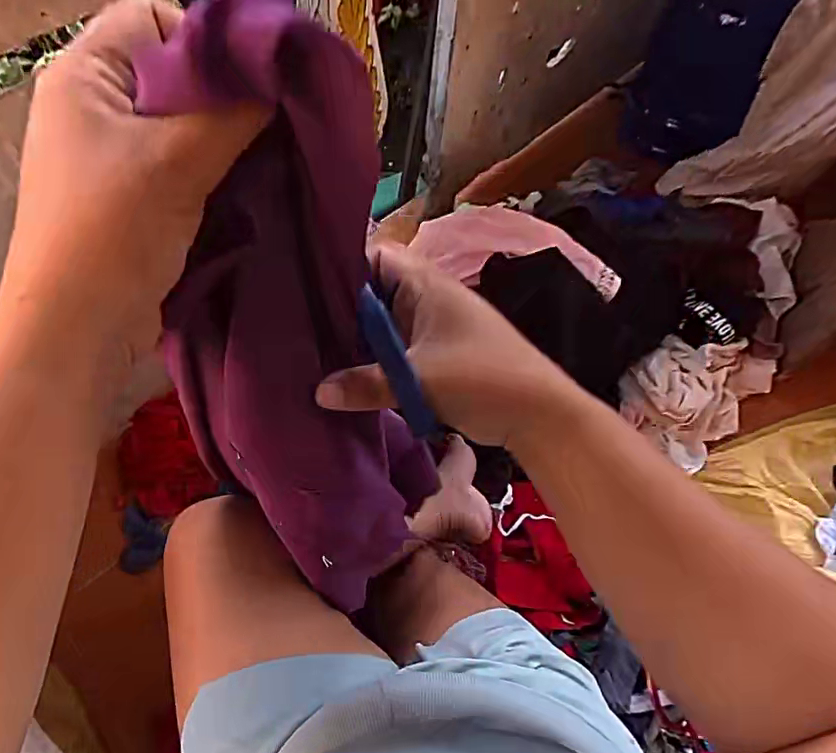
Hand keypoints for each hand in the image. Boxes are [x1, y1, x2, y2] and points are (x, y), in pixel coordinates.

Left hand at [0, 0, 268, 407]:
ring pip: (187, 134)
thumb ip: (228, 116)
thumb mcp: (173, 163)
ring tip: (271, 170)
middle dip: (229, 104)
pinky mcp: (138, 207)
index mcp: (85, 74)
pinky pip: (186, 176)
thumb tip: (279, 83)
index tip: (261, 86)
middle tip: (278, 132)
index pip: (154, 19)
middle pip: (176, 81)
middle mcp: (98, 109)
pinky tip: (249, 200)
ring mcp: (117, 162)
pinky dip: (218, 184)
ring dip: (228, 151)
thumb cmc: (111, 234)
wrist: (82, 328)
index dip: (209, 44)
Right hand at [315, 243, 585, 446]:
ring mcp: (437, 330)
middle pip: (375, 294)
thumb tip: (319, 392)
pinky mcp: (442, 359)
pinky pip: (401, 354)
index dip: (336, 265)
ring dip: (361, 343)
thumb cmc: (483, 380)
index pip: (372, 255)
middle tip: (296, 327)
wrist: (539, 414)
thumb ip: (368, 385)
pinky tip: (352, 379)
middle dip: (341, 311)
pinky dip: (381, 364)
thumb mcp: (420, 381)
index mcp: (426, 284)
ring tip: (315, 354)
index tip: (299, 284)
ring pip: (387, 328)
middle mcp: (430, 299)